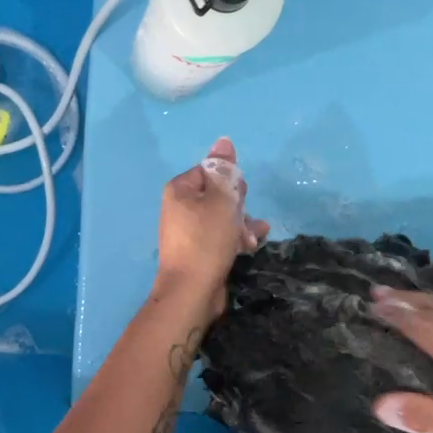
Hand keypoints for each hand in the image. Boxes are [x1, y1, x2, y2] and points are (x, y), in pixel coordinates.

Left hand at [155, 137, 269, 318]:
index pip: (211, 171)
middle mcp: (180, 207)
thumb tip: (224, 140)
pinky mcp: (199, 250)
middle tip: (243, 220)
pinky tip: (252, 245)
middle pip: (219, 194)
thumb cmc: (206, 241)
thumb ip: (225, 171)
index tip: (240, 197)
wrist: (191, 292)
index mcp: (180, 190)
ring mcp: (189, 231)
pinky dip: (237, 238)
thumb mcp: (221, 201)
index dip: (231, 182)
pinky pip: (222, 235)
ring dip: (242, 224)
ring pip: (224, 216)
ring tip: (250, 239)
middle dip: (239, 206)